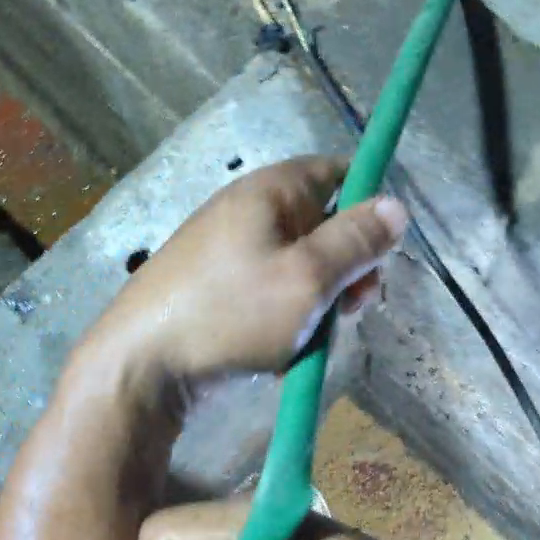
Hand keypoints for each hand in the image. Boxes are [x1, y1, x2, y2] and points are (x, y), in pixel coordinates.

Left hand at [77, 156, 406, 384]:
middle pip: (321, 228)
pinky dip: (280, 324)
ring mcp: (226, 254)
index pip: (338, 174)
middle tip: (350, 312)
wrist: (142, 365)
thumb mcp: (308, 278)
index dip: (368, 211)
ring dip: (314, 307)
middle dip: (344, 272)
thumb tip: (397, 205)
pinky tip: (276, 355)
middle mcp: (247, 212)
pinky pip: (265, 299)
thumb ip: (356, 242)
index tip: (378, 259)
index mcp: (270, 190)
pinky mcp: (213, 292)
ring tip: (307, 342)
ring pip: (296, 272)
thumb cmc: (231, 314)